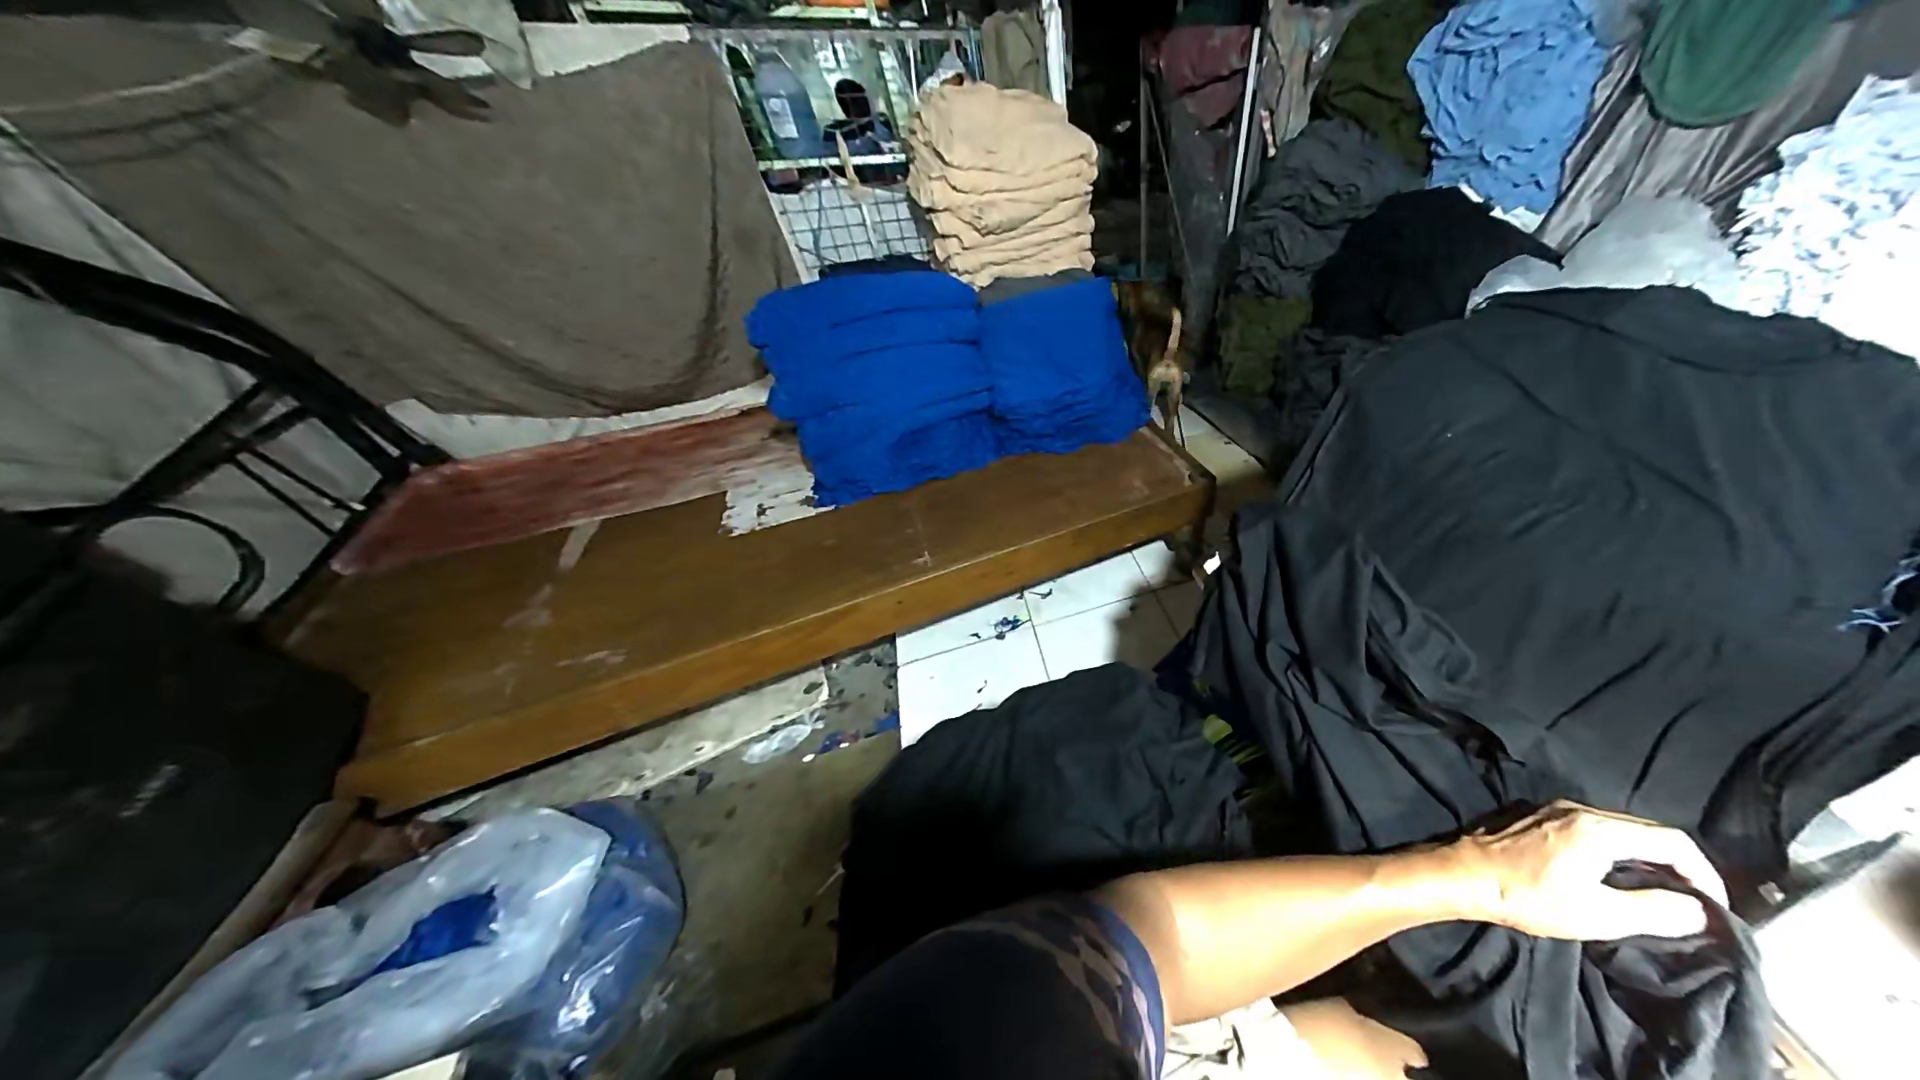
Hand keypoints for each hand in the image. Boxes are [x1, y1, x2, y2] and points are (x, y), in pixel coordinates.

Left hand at [1449, 800, 1728, 940]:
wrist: (1463, 875)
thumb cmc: (1528, 894)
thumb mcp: (1600, 914)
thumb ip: (1655, 911)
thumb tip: (1697, 910)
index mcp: (1597, 828)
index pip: (1673, 841)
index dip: (1705, 873)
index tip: (1714, 906)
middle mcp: (1576, 809)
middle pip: (1646, 830)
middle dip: (1677, 864)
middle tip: (1691, 900)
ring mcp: (1551, 810)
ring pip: (1617, 828)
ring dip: (1644, 856)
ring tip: (1658, 890)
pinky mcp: (1535, 817)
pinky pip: (1590, 827)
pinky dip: (1614, 848)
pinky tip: (1613, 873)